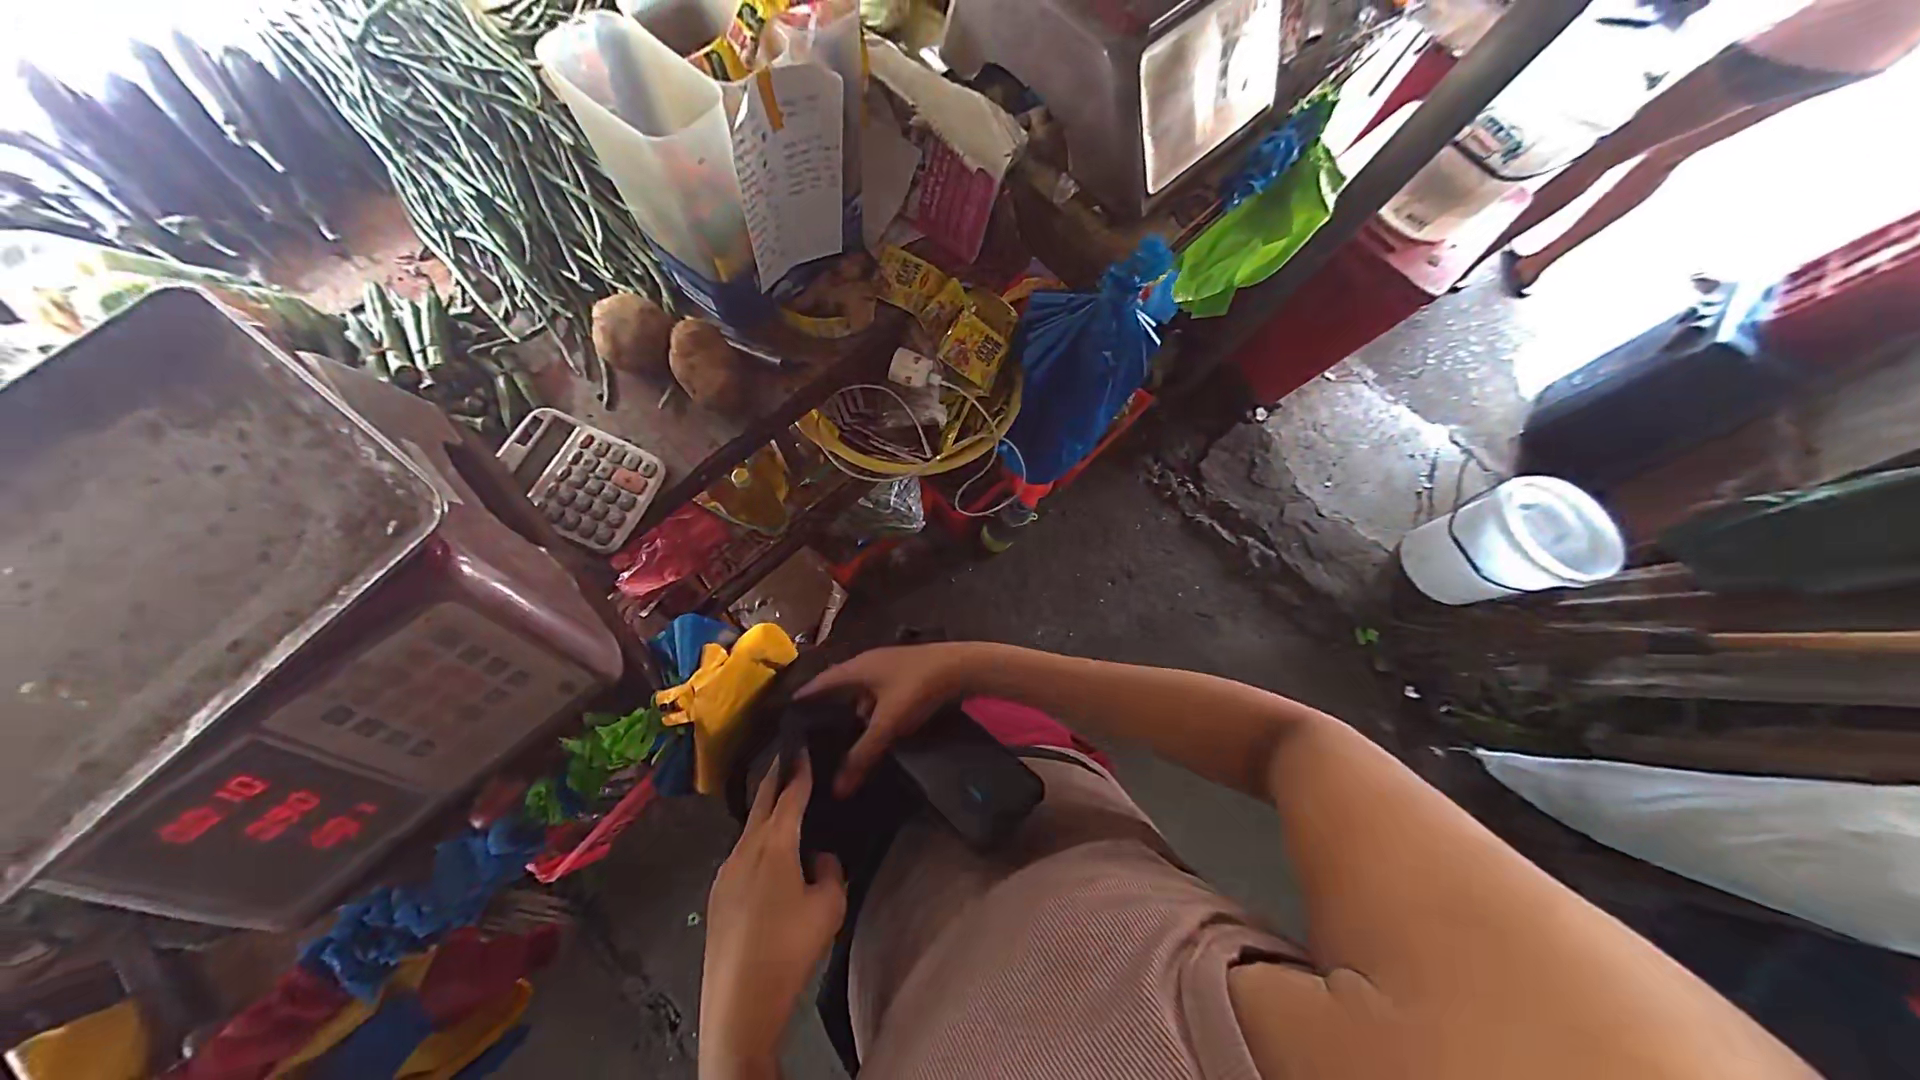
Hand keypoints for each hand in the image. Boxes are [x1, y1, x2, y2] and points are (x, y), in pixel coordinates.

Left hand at [700, 754, 845, 1077]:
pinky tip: (768, 854)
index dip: (799, 768)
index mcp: (775, 844)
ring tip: (783, 801)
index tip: (803, 746)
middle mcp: (745, 848)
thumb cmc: (790, 948)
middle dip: (776, 776)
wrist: (739, 1004)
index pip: (790, 794)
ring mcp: (725, 871)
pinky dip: (757, 838)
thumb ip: (830, 870)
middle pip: (762, 801)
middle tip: (788, 755)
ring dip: (766, 809)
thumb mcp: (829, 906)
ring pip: (749, 828)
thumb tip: (819, 857)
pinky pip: (741, 852)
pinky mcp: (716, 895)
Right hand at [797, 643, 977, 796]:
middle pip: (838, 687)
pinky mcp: (903, 675)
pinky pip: (877, 695)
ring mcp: (887, 668)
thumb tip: (838, 788)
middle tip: (809, 734)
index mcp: (856, 668)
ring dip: (851, 711)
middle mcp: (867, 664)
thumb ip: (864, 755)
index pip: (819, 683)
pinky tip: (873, 729)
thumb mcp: (888, 724)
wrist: (960, 667)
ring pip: (860, 692)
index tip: (785, 716)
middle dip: (826, 709)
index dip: (803, 698)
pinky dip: (871, 711)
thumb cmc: (917, 688)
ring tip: (838, 737)